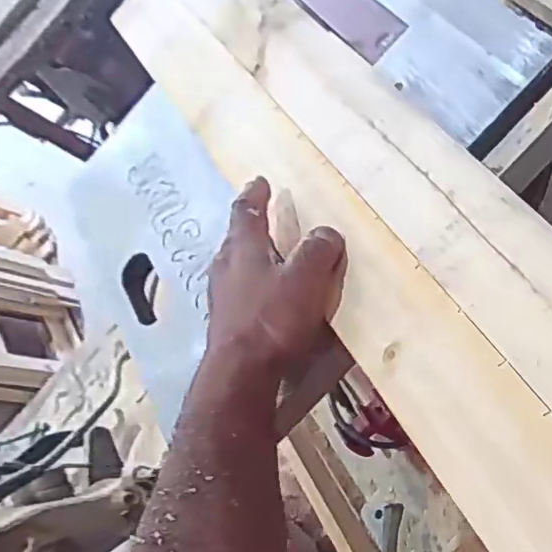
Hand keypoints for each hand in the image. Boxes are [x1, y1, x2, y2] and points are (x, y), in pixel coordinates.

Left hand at [206, 177, 344, 380]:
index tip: (261, 182)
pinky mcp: (230, 318)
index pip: (247, 213)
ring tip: (275, 257)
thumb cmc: (274, 318)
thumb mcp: (306, 280)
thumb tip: (328, 232)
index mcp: (243, 249)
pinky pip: (246, 289)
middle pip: (239, 238)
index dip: (255, 196)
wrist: (244, 369)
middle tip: (269, 219)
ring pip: (240, 263)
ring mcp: (224, 293)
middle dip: (254, 226)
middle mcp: (227, 266)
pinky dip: (261, 283)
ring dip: (257, 256)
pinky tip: (273, 295)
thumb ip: (318, 252)